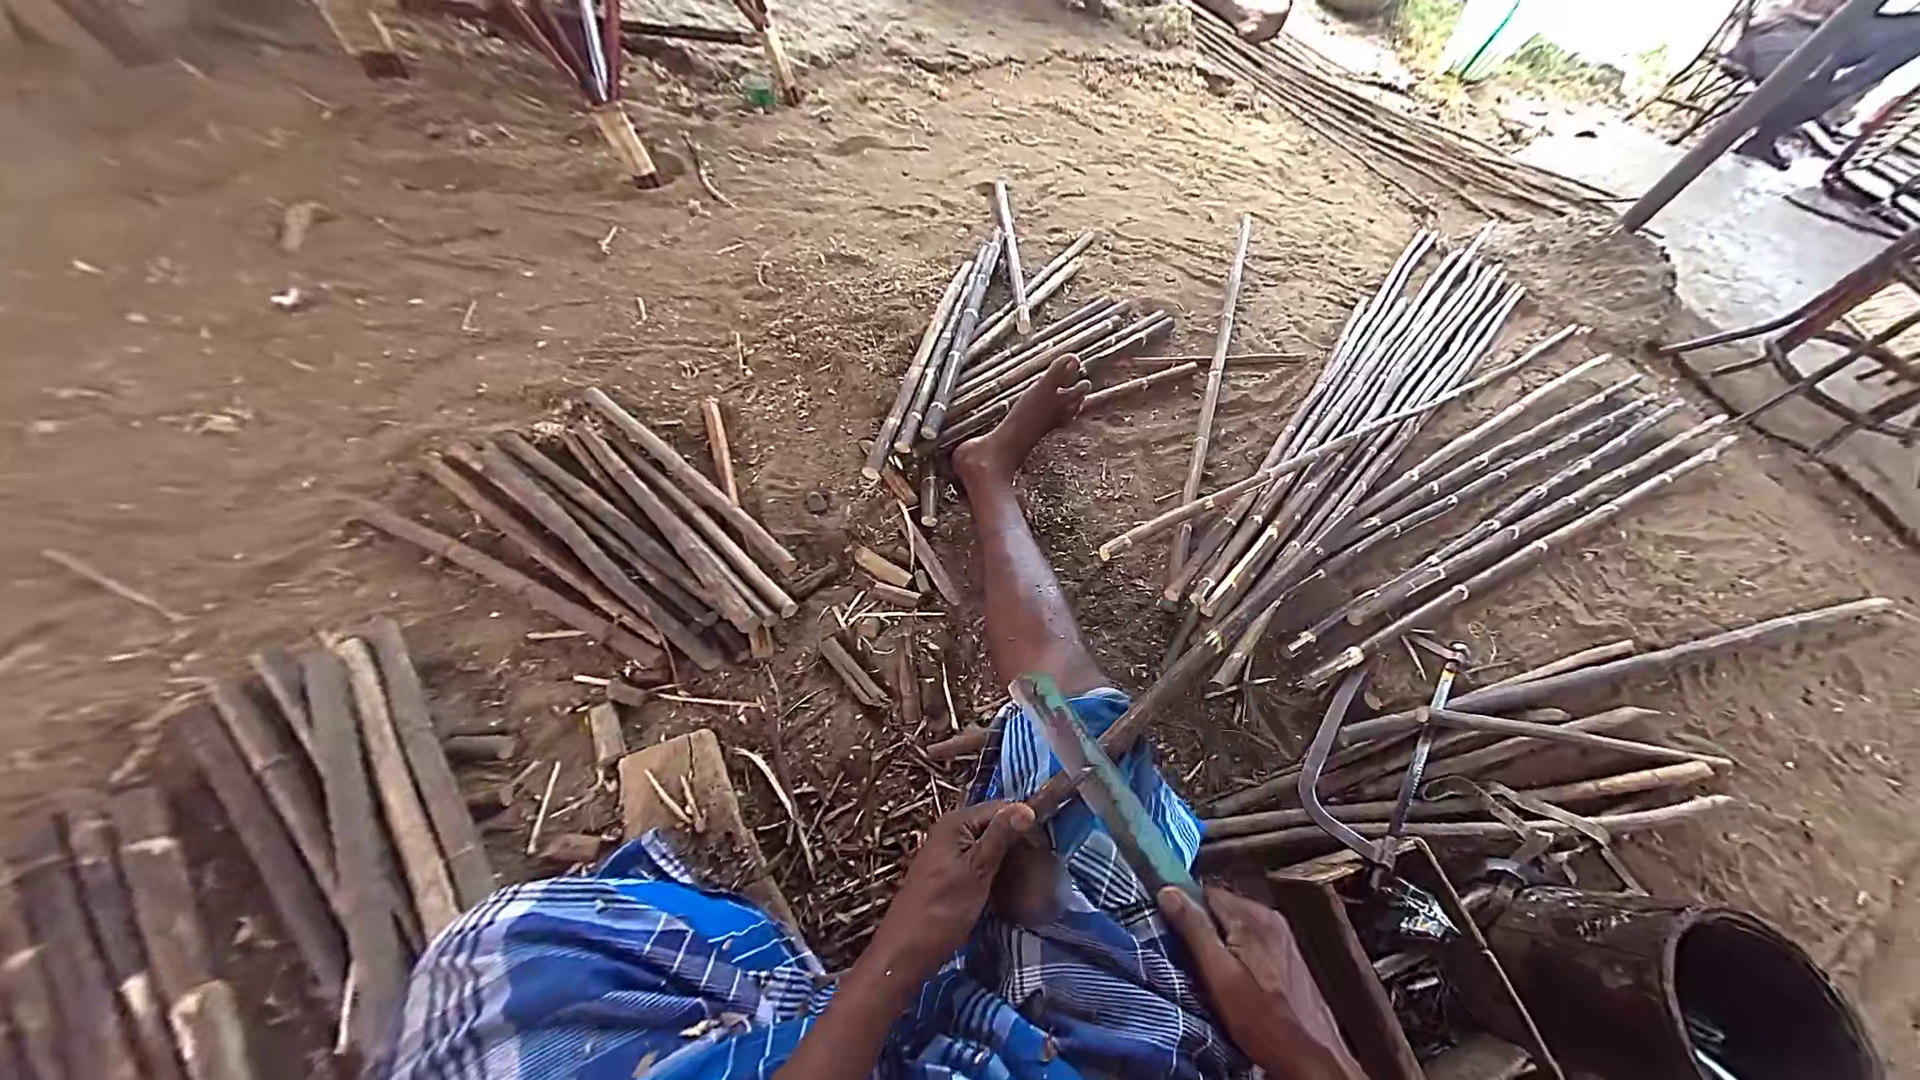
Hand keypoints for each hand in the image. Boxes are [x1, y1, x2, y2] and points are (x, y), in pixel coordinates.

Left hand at [868, 800, 1034, 976]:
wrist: (906, 951)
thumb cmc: (943, 910)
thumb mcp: (977, 870)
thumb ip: (1000, 837)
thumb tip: (1026, 807)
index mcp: (956, 821)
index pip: (1001, 807)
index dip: (1025, 822)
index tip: (1047, 847)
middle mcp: (951, 828)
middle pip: (994, 823)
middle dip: (1018, 839)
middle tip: (1042, 863)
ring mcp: (948, 849)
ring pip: (988, 842)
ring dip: (1009, 855)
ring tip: (1032, 874)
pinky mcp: (949, 870)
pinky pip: (979, 858)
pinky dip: (995, 867)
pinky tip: (1009, 883)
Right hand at [1158, 886, 1366, 1079]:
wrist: (1314, 1064)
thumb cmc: (1262, 1020)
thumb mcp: (1219, 974)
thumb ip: (1194, 928)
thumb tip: (1167, 890)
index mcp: (1251, 915)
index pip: (1203, 892)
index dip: (1187, 912)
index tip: (1179, 938)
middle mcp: (1270, 916)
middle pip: (1221, 908)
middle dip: (1205, 929)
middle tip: (1199, 962)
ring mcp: (1284, 936)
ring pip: (1236, 925)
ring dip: (1223, 942)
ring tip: (1218, 975)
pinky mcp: (1291, 955)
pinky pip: (1253, 940)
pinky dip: (1241, 953)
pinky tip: (1241, 981)